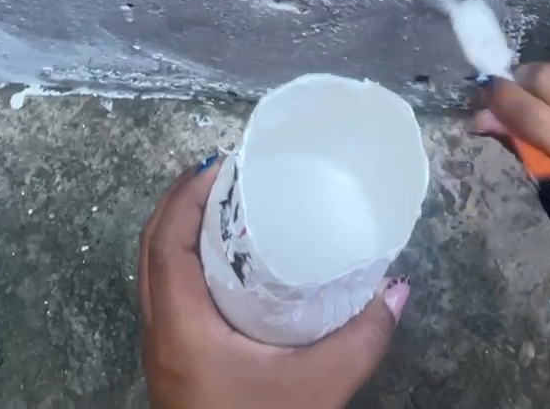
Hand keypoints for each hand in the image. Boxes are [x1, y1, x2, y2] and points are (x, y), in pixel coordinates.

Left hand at [138, 160, 410, 408]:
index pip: (165, 242)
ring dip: (179, 228)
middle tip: (225, 173)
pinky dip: (184, 257)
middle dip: (181, 200)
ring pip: (155, 269)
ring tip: (224, 204)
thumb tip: (398, 289)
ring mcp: (161, 347)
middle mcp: (159, 330)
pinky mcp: (173, 359)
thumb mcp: (316, 389)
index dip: (185, 194)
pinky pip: (166, 289)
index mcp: (179, 326)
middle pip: (152, 246)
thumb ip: (360, 338)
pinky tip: (224, 258)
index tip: (221, 163)